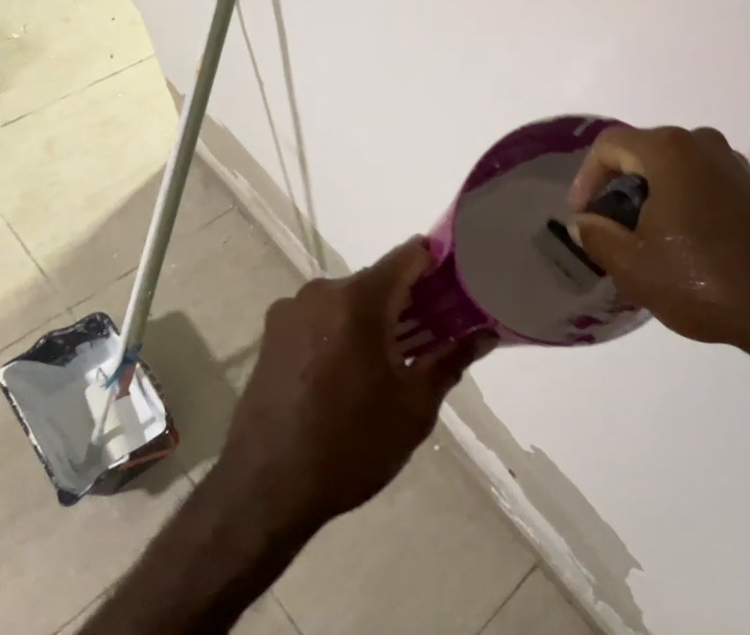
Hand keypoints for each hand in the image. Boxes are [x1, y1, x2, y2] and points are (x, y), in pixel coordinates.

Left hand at [213, 238, 490, 525]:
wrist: (263, 494)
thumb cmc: (350, 445)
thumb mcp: (414, 405)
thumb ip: (452, 358)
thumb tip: (486, 333)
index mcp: (357, 299)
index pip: (411, 255)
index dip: (441, 266)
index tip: (462, 289)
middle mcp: (320, 294)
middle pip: (381, 280)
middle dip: (414, 300)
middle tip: (443, 332)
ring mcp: (289, 315)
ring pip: (351, 302)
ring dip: (380, 320)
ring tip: (404, 358)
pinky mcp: (272, 340)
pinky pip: (324, 321)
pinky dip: (349, 333)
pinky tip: (362, 373)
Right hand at [568, 125, 749, 365]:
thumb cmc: (703, 279)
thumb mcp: (634, 266)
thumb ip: (598, 237)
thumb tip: (584, 221)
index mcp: (669, 150)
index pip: (610, 145)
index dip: (586, 178)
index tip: (583, 216)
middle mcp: (703, 143)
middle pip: (643, 152)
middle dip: (619, 188)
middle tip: (608, 231)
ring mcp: (733, 164)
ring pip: (674, 169)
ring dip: (651, 198)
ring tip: (641, 243)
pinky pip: (701, 183)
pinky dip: (680, 204)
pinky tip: (680, 245)